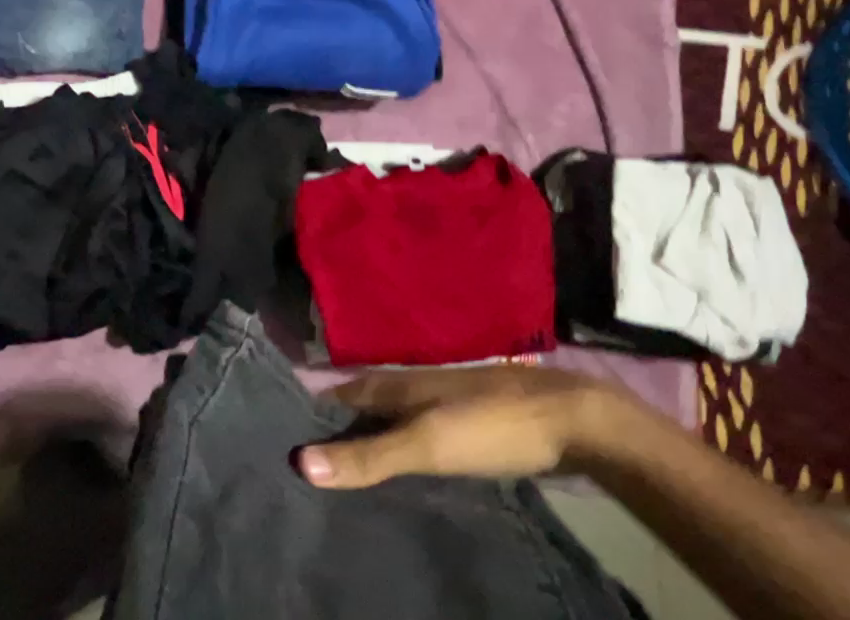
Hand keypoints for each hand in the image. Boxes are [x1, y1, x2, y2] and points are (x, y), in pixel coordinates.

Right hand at [295, 366, 640, 488]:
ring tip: (338, 462)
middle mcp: (410, 386)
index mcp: (394, 384)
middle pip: (359, 402)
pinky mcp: (466, 420)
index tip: (275, 427)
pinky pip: (415, 428)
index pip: (336, 392)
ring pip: (388, 414)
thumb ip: (369, 456)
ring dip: (364, 432)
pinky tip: (396, 464)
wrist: (575, 420)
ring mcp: (441, 401)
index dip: (307, 407)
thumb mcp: (426, 444)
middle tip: (298, 451)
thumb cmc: (492, 426)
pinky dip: (396, 442)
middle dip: (331, 422)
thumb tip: (298, 462)